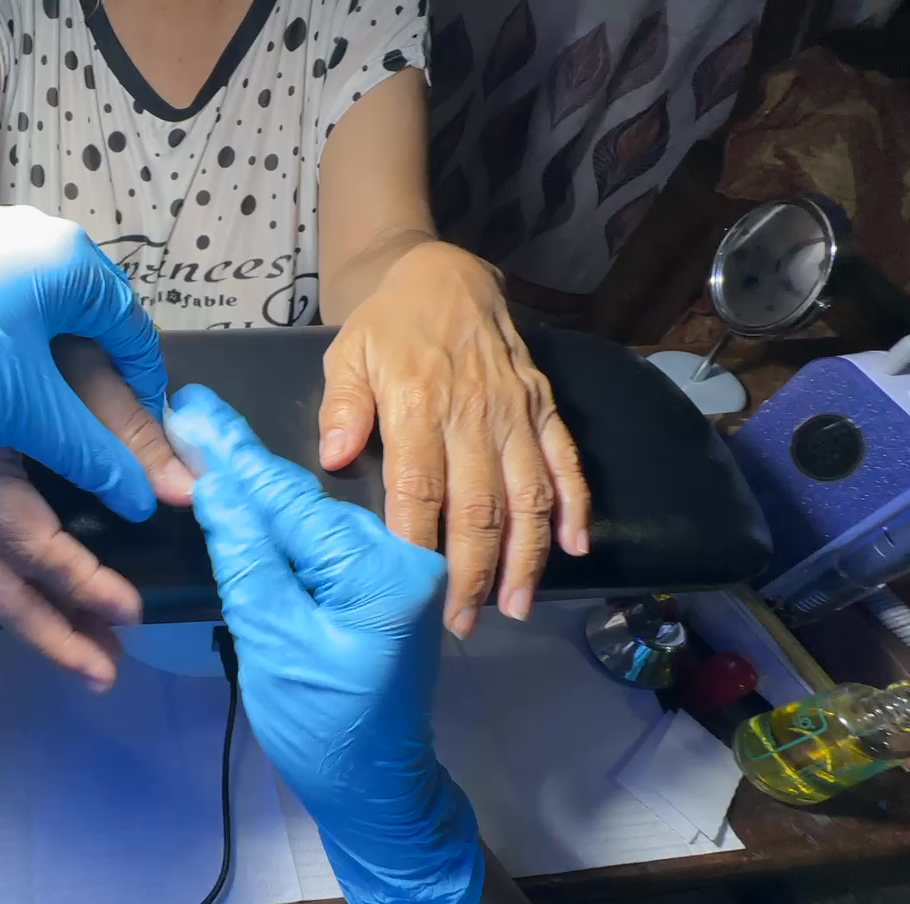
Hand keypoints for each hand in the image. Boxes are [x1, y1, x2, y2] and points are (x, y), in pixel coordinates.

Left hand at [0, 204, 164, 557]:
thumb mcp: (25, 409)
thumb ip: (95, 450)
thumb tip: (153, 499)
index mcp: (64, 256)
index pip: (131, 328)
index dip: (144, 390)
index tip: (145, 439)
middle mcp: (25, 231)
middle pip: (85, 320)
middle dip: (94, 382)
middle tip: (91, 433)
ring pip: (36, 314)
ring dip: (47, 367)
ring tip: (37, 414)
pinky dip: (4, 349)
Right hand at [0, 341, 193, 691]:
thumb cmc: (18, 322)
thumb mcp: (82, 369)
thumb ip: (133, 434)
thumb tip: (189, 494)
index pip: (32, 540)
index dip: (84, 582)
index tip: (132, 612)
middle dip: (54, 635)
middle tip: (104, 673)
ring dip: (41, 627)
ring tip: (92, 663)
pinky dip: (26, 596)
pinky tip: (63, 614)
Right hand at [169, 385, 482, 903]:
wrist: (372, 786)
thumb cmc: (320, 727)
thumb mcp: (271, 642)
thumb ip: (247, 557)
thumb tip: (216, 487)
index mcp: (381, 572)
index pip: (290, 499)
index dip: (233, 453)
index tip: (191, 409)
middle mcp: (402, 555)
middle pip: (301, 502)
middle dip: (240, 467)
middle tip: (188, 421)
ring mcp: (396, 567)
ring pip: (307, 519)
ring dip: (255, 496)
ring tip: (204, 455)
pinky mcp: (380, 582)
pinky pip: (318, 543)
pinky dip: (278, 529)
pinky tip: (242, 506)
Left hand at [318, 241, 589, 636]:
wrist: (443, 276)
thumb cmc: (385, 328)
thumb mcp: (346, 357)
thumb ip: (342, 408)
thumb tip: (335, 458)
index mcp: (418, 406)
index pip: (419, 487)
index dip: (419, 543)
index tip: (414, 592)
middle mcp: (474, 415)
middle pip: (478, 505)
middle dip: (471, 571)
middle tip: (461, 622)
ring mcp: (516, 412)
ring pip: (529, 494)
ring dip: (525, 555)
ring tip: (514, 606)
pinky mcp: (544, 406)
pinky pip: (566, 459)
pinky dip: (575, 505)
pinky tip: (574, 548)